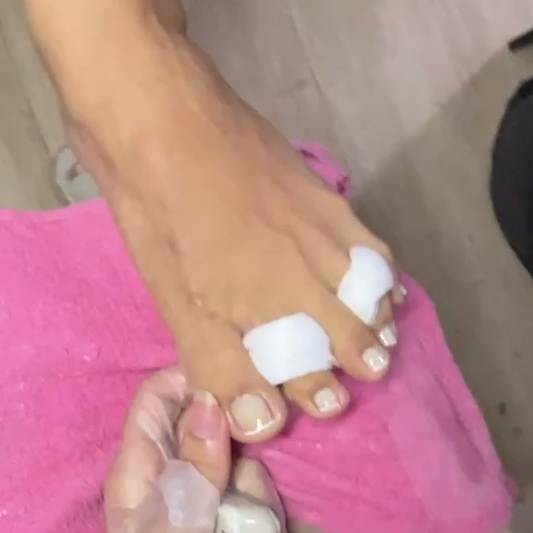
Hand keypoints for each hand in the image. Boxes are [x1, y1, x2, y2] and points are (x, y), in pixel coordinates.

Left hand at [46, 368, 255, 532]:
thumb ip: (197, 468)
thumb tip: (209, 402)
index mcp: (136, 472)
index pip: (155, 399)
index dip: (193, 381)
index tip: (244, 383)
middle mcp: (159, 482)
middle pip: (201, 427)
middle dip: (234, 441)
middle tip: (248, 477)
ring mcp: (187, 510)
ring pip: (227, 465)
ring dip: (247, 486)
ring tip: (248, 524)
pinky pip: (238, 503)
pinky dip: (252, 513)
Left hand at [70, 38, 396, 441]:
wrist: (160, 112)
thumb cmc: (153, 209)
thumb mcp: (170, 294)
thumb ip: (217, 358)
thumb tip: (261, 420)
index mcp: (271, 301)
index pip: (313, 367)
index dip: (318, 392)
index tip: (323, 404)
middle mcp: (312, 268)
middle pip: (355, 329)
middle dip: (358, 360)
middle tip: (358, 374)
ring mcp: (324, 226)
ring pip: (372, 288)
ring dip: (375, 321)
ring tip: (374, 340)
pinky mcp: (322, 192)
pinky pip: (370, 245)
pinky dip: (380, 274)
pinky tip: (373, 281)